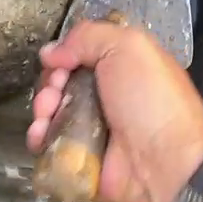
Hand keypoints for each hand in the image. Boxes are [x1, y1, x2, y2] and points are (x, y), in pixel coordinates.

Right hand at [29, 21, 202, 201]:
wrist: (162, 165)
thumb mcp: (129, 47)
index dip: (67, 52)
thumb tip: (52, 52)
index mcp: (125, 65)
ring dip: (43, 106)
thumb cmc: (151, 101)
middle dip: (52, 80)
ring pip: (52, 108)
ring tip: (48, 112)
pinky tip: (41, 133)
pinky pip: (49, 140)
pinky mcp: (79, 155)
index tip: (61, 60)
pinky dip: (40, 135)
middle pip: (63, 78)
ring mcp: (93, 126)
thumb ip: (88, 36)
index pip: (84, 51)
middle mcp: (109, 93)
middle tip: (56, 87)